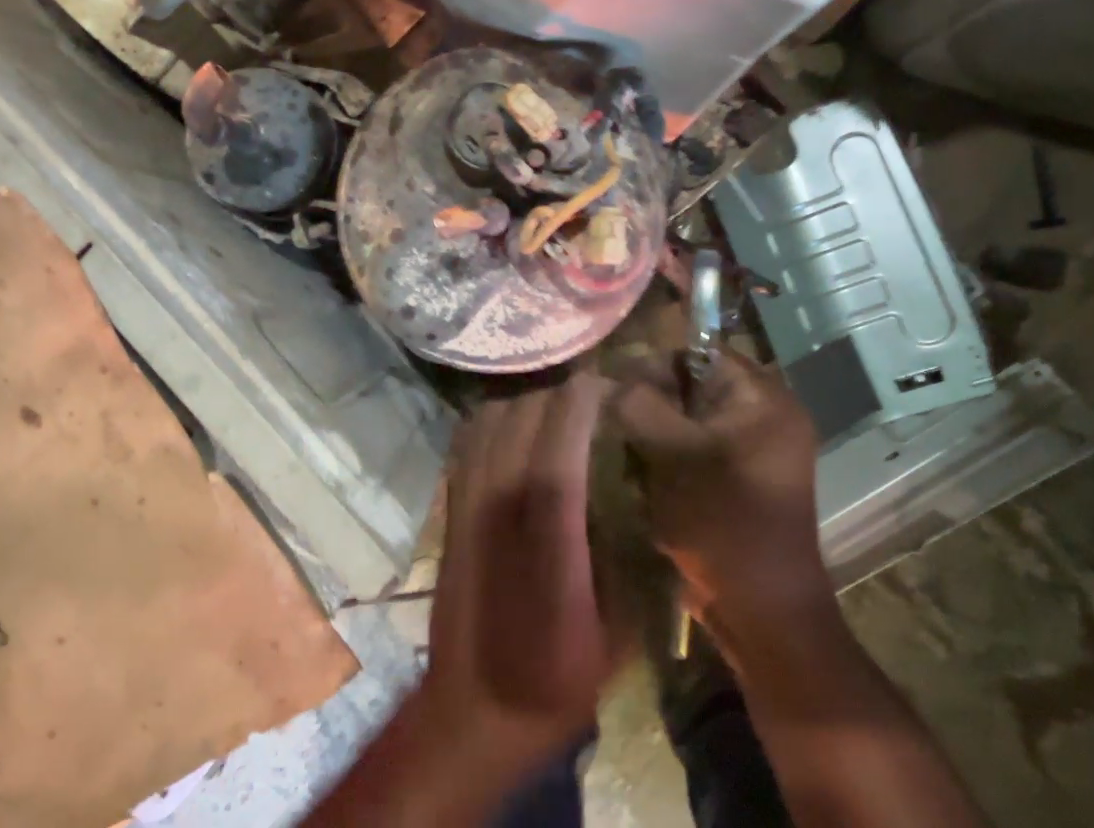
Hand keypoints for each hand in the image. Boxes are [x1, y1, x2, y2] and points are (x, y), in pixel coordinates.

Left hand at [422, 370, 619, 763]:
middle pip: (523, 418)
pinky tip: (522, 428)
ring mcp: (467, 507)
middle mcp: (499, 509)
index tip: (616, 383)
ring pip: (490, 421)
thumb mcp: (620, 632)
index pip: (560, 444)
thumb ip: (632, 558)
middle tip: (599, 391)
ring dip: (528, 401)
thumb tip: (643, 496)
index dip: (585, 401)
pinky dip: (496, 420)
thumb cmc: (557, 679)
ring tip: (563, 402)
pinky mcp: (450, 512)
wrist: (474, 709)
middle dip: (563, 392)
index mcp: (549, 539)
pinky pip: (468, 442)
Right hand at [614, 353, 823, 617]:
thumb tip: (616, 379)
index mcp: (764, 400)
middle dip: (654, 413)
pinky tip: (657, 498)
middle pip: (692, 391)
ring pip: (687, 426)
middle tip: (631, 441)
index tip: (621, 391)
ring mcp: (754, 456)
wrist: (761, 607)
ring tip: (644, 476)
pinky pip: (695, 458)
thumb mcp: (674, 454)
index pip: (703, 353)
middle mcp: (766, 420)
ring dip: (657, 446)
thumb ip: (641, 405)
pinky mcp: (739, 486)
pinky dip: (670, 470)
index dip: (658, 365)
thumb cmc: (723, 521)